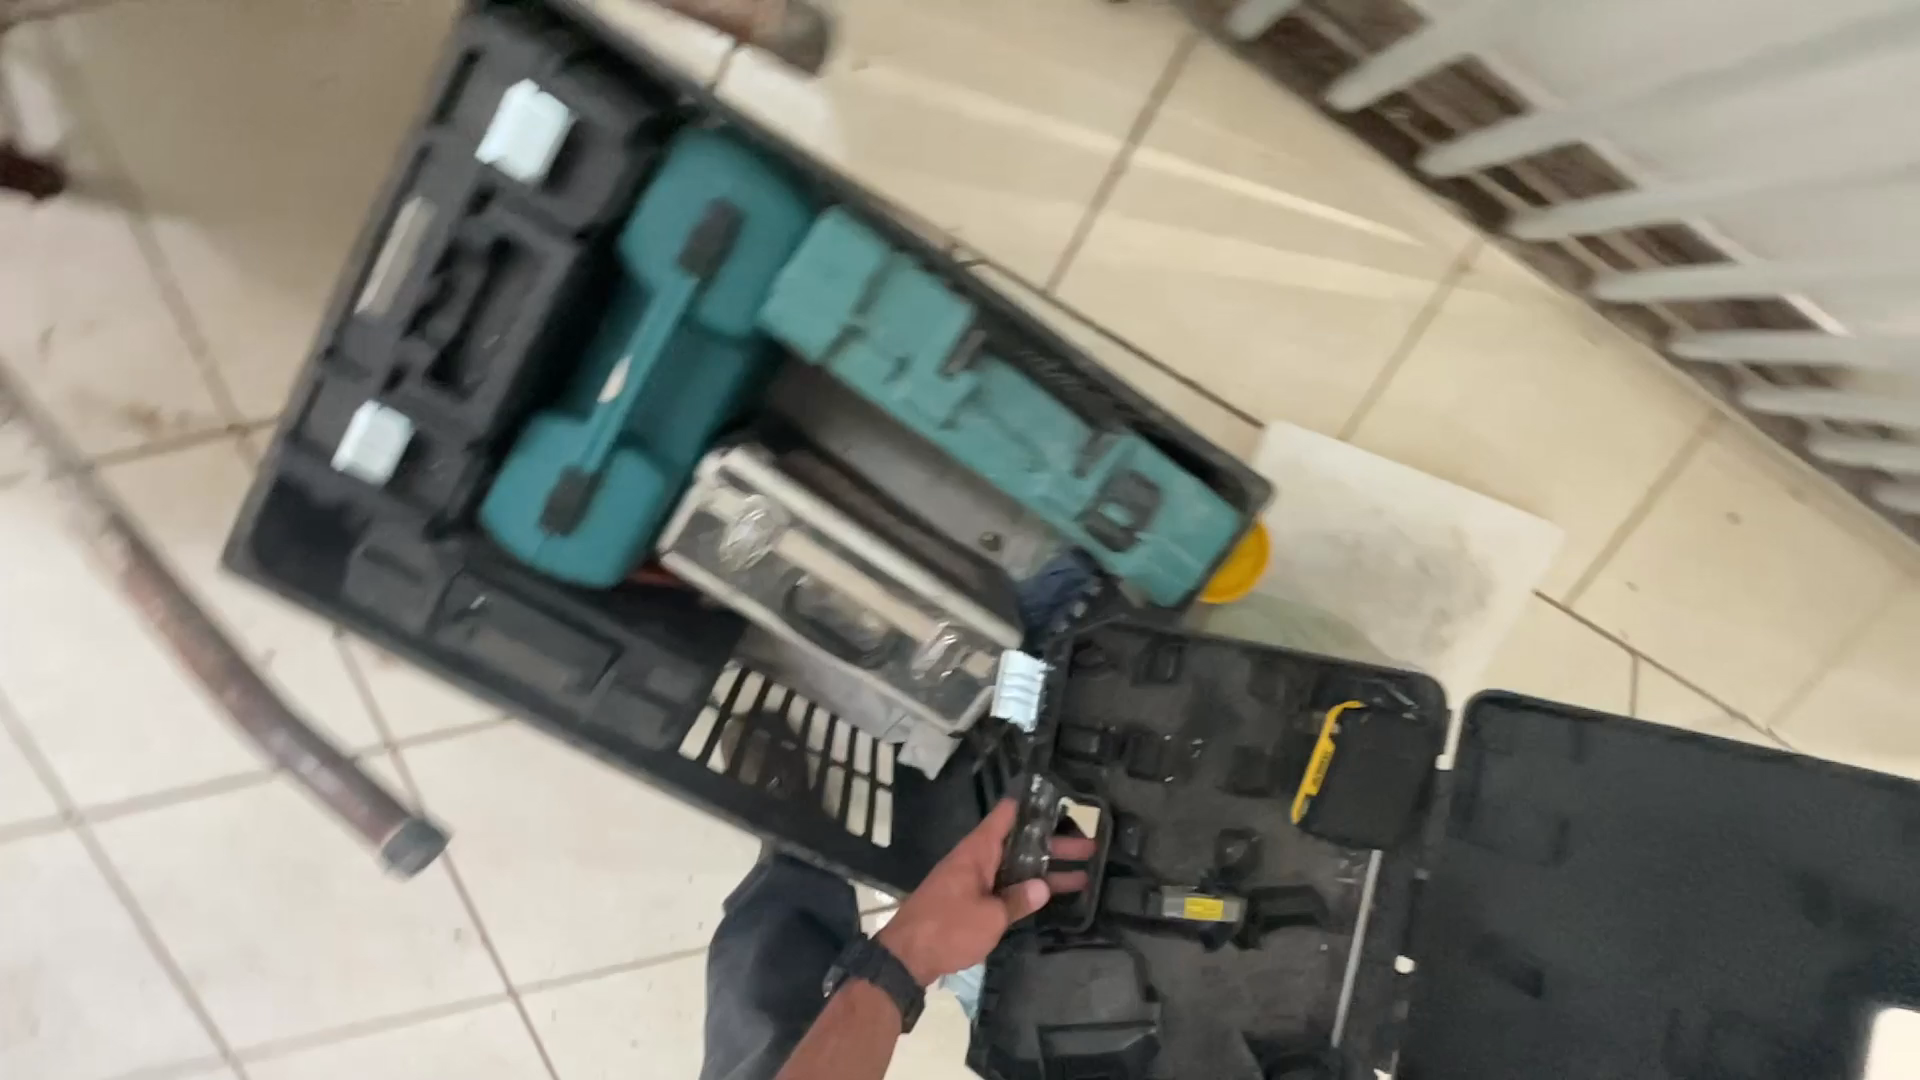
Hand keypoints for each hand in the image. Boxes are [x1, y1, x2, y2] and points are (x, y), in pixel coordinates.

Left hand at [875, 798, 1096, 986]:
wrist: (906, 956)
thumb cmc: (947, 927)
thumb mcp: (989, 917)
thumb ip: (1018, 900)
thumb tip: (1043, 887)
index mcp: (979, 849)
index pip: (1008, 813)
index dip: (1034, 804)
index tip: (1062, 801)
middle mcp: (978, 857)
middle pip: (1020, 842)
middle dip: (1053, 844)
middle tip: (1089, 846)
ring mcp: (975, 878)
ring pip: (1016, 865)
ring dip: (1045, 868)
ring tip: (1084, 871)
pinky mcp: (972, 898)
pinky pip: (1006, 883)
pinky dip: (1028, 886)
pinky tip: (1052, 894)